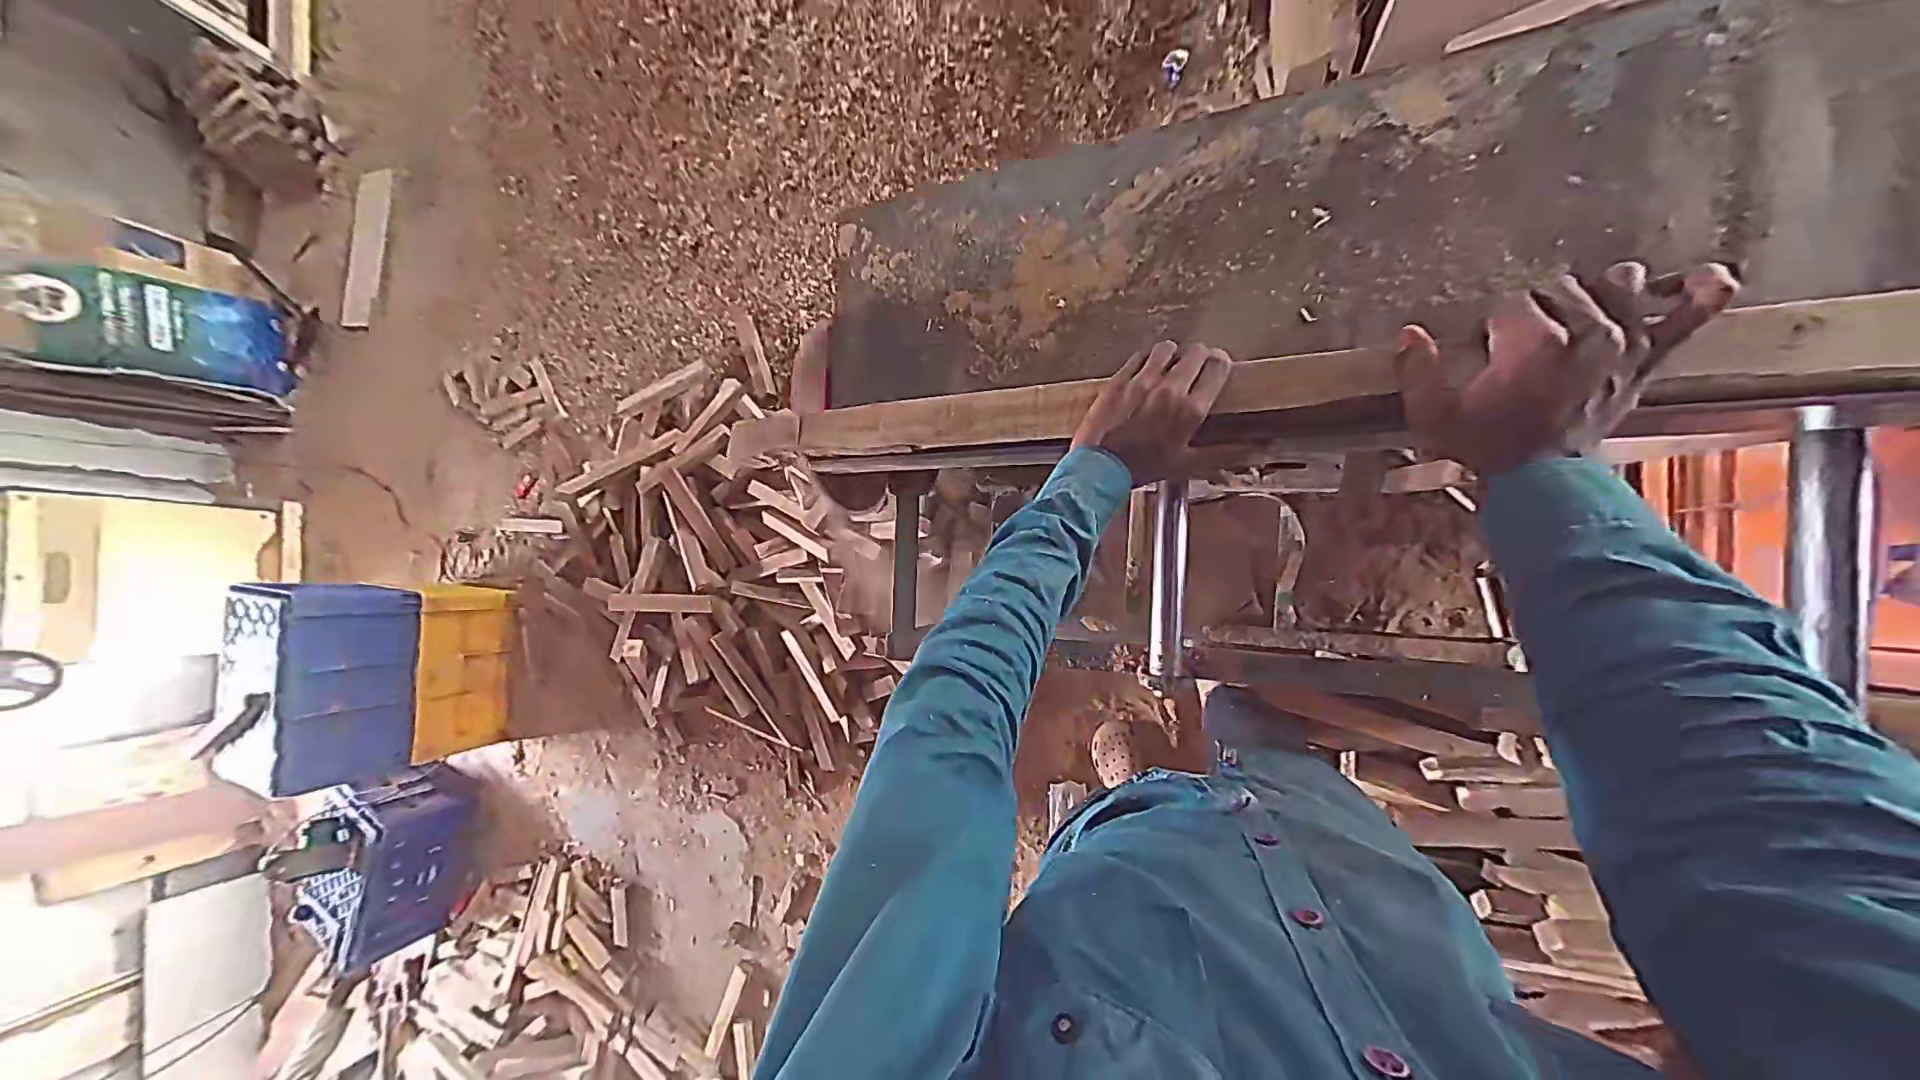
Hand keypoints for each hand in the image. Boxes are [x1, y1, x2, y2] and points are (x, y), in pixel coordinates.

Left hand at [1072, 341, 1233, 484]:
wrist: (1098, 468)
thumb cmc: (1144, 468)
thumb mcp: (1188, 464)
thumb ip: (1226, 454)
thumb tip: (1262, 454)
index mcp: (1190, 410)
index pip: (1218, 367)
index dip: (1221, 364)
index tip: (1218, 368)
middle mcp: (1169, 390)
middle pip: (1196, 352)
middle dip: (1200, 356)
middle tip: (1196, 367)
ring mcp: (1141, 382)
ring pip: (1167, 348)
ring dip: (1173, 354)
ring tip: (1170, 367)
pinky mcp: (1119, 380)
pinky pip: (1139, 356)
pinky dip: (1146, 360)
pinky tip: (1146, 372)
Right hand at [1395, 262, 1740, 475]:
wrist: (1540, 481)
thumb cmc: (1484, 446)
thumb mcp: (1433, 415)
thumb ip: (1417, 372)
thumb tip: (1409, 333)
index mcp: (1533, 343)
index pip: (1510, 302)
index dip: (1490, 324)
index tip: (1483, 348)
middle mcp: (1588, 332)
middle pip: (1560, 287)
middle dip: (1534, 309)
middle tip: (1517, 343)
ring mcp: (1629, 340)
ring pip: (1618, 283)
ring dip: (1592, 294)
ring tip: (1570, 316)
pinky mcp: (1651, 356)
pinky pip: (1698, 309)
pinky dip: (1700, 289)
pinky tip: (1686, 282)